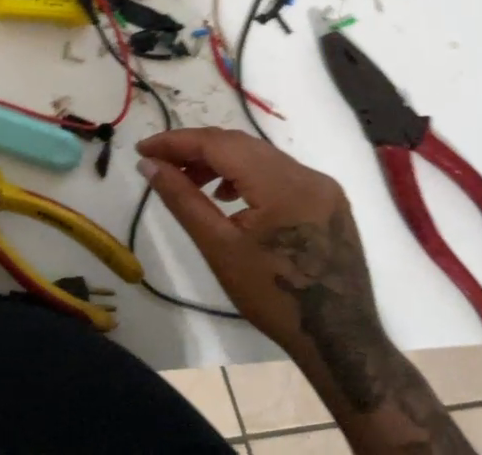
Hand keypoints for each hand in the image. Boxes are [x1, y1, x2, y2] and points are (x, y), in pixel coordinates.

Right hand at [136, 128, 379, 358]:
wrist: (339, 340)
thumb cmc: (272, 296)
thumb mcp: (218, 246)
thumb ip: (182, 198)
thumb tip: (148, 164)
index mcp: (283, 185)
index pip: (219, 144)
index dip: (176, 142)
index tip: (143, 149)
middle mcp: (308, 176)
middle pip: (239, 144)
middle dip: (195, 148)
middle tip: (159, 163)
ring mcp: (323, 188)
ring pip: (258, 155)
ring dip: (218, 160)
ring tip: (188, 181)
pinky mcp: (328, 202)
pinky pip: (277, 172)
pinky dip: (245, 173)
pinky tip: (228, 195)